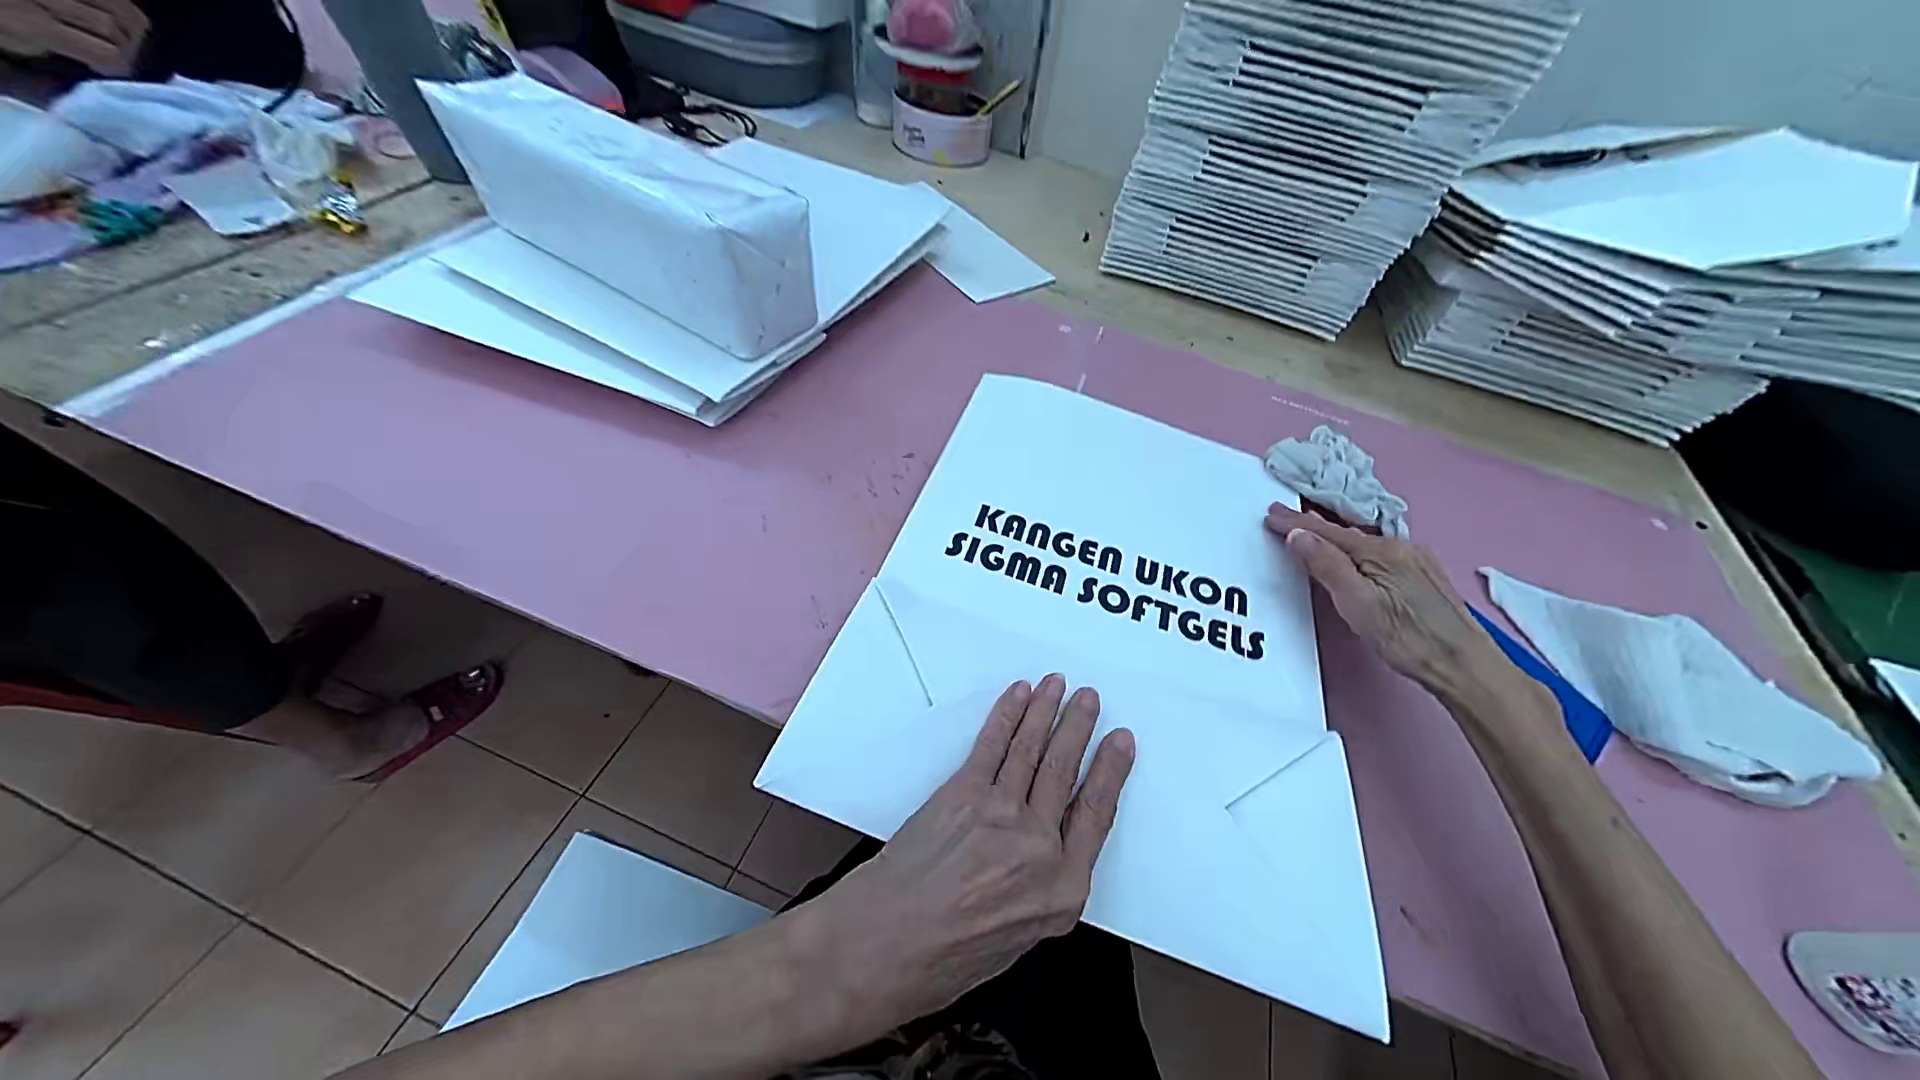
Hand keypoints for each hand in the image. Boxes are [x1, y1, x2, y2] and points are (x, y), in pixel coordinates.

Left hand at [807, 675, 1134, 1024]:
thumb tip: (1048, 851)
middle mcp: (1037, 846)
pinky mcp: (964, 794)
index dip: (1110, 771)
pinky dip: (1008, 715)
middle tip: (1088, 700)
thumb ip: (1044, 887)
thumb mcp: (1021, 937)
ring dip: (1047, 711)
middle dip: (1079, 727)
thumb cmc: (945, 954)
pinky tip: (1019, 698)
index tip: (1119, 744)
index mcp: (1061, 890)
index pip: (1097, 812)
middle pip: (1066, 770)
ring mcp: (1000, 814)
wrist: (887, 945)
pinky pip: (993, 744)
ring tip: (1058, 688)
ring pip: (1033, 749)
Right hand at [1266, 503, 1508, 697]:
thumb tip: (1299, 534)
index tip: (1270, 514)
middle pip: (1346, 534)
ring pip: (1363, 544)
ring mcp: (1416, 562)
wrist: (1466, 665)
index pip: (1328, 532)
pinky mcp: (1423, 577)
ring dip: (1332, 538)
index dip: (1296, 524)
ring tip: (1308, 534)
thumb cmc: (1407, 639)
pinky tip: (1350, 555)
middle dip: (1311, 526)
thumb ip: (1327, 566)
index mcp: (1381, 552)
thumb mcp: (1358, 604)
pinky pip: (1378, 554)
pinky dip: (1353, 550)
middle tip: (1282, 519)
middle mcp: (1401, 548)